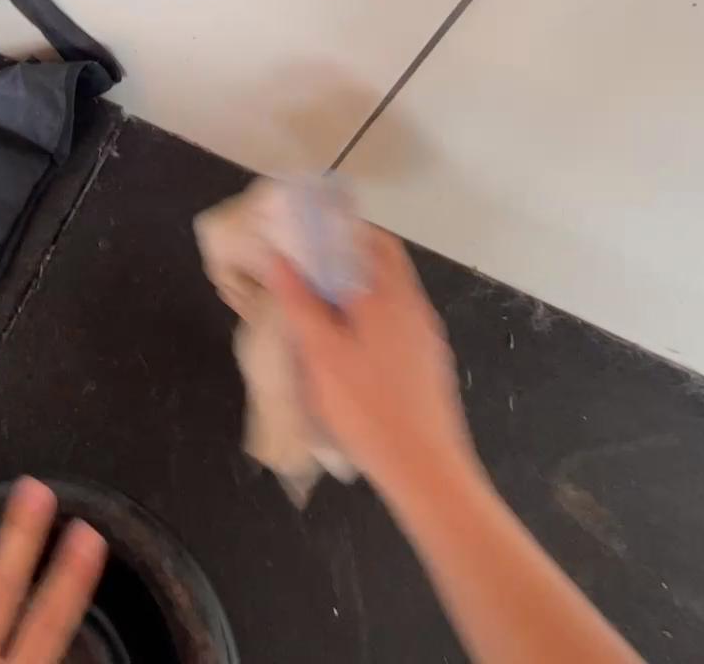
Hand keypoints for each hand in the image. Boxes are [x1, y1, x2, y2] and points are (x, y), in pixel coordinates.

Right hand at [270, 228, 479, 496]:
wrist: (425, 472)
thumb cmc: (367, 407)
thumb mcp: (321, 353)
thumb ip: (299, 302)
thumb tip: (278, 258)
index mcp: (391, 298)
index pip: (375, 240)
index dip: (341, 229)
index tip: (306, 233)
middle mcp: (414, 310)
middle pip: (381, 266)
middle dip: (342, 260)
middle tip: (302, 269)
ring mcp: (424, 339)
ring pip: (386, 296)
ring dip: (352, 290)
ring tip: (312, 304)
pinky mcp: (425, 365)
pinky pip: (392, 323)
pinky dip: (365, 317)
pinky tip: (340, 344)